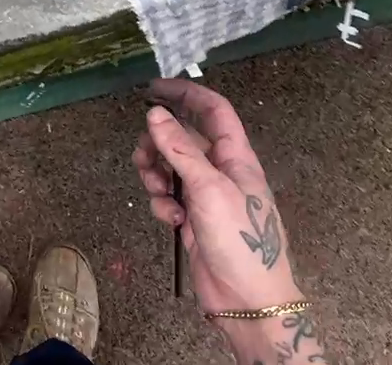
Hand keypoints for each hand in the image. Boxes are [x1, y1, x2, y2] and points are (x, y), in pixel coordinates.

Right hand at [132, 79, 301, 315]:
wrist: (249, 303)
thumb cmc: (240, 241)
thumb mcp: (209, 189)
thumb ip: (179, 149)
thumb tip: (154, 112)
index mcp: (236, 157)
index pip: (213, 110)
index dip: (187, 93)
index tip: (153, 88)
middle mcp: (221, 171)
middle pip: (183, 138)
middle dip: (159, 142)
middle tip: (143, 154)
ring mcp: (206, 195)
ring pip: (170, 166)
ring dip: (156, 173)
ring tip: (156, 190)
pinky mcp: (192, 217)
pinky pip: (168, 196)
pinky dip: (161, 202)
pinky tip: (170, 219)